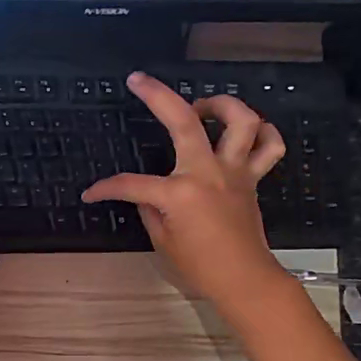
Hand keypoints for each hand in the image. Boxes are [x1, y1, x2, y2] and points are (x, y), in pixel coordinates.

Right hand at [82, 73, 286, 309]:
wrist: (244, 279)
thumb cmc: (199, 267)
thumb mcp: (163, 240)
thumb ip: (151, 210)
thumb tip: (147, 194)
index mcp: (179, 193)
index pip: (131, 183)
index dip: (106, 188)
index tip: (91, 193)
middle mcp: (208, 173)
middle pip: (185, 121)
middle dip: (158, 95)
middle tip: (139, 81)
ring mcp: (234, 172)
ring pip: (241, 121)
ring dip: (222, 104)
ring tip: (203, 107)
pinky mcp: (252, 179)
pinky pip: (269, 147)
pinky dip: (262, 133)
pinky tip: (246, 133)